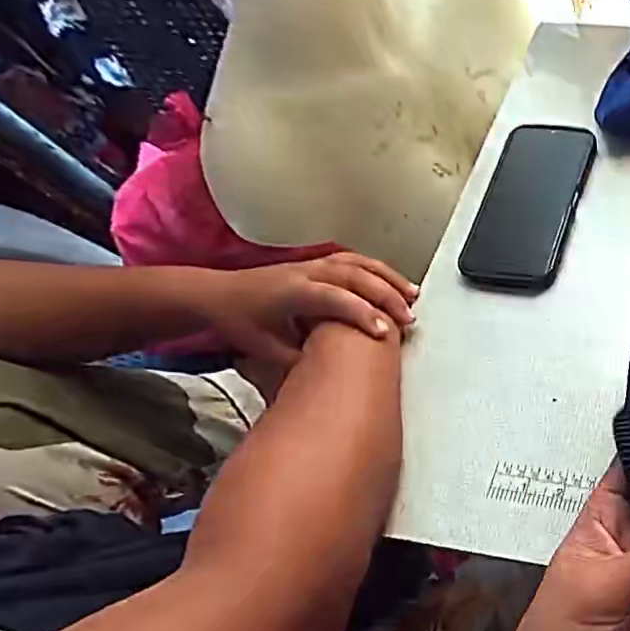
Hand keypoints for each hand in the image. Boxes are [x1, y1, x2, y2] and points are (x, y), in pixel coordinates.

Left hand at [199, 253, 418, 367]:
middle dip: (387, 297)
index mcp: (291, 292)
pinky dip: (381, 270)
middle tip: (410, 320)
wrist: (216, 295)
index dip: (362, 314)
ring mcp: (314, 264)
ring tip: (414, 296)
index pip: (334, 298)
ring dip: (390, 279)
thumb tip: (335, 370)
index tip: (386, 334)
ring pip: (360, 264)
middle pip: (355, 277)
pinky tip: (396, 284)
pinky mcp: (321, 263)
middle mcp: (305, 272)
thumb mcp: (268, 350)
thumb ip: (304, 358)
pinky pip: (356, 261)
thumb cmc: (241, 323)